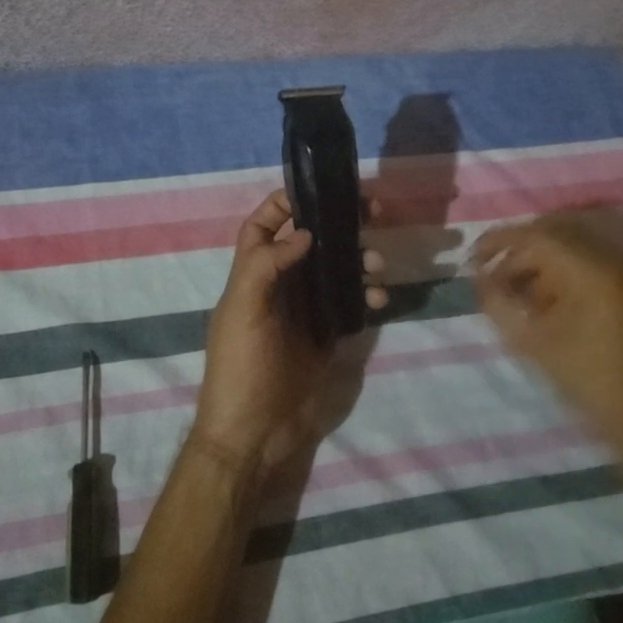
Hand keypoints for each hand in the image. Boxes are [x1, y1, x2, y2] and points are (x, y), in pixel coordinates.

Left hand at [192, 189, 386, 480]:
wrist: (255, 433)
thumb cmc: (241, 368)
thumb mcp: (243, 312)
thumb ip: (265, 266)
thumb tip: (303, 232)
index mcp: (251, 276)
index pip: (262, 227)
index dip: (283, 204)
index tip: (319, 190)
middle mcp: (279, 287)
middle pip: (308, 242)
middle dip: (337, 224)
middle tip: (373, 211)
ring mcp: (305, 312)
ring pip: (335, 271)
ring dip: (358, 260)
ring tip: (378, 264)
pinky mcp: (327, 336)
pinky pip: (351, 305)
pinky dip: (367, 297)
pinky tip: (380, 300)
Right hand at [470, 214, 622, 456]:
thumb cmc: (591, 382)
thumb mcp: (534, 343)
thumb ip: (500, 304)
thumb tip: (480, 280)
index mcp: (593, 269)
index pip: (536, 236)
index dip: (499, 241)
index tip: (472, 258)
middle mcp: (617, 259)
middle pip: (557, 233)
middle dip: (520, 249)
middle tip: (492, 274)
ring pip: (577, 246)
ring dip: (542, 261)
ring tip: (516, 291)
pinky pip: (595, 262)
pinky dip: (566, 271)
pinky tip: (547, 301)